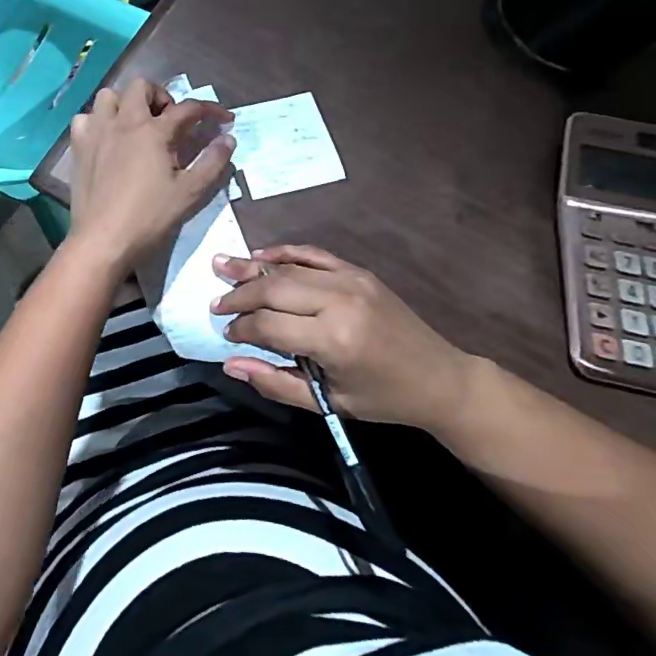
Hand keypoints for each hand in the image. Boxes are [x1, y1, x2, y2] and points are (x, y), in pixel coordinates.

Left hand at [63, 79, 233, 273]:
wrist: (103, 239)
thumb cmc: (149, 217)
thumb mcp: (189, 192)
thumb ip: (211, 162)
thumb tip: (227, 138)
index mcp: (153, 131)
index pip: (187, 108)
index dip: (210, 109)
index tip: (224, 118)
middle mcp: (123, 122)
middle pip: (141, 86)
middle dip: (160, 96)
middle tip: (170, 120)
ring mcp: (97, 132)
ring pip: (108, 96)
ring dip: (125, 103)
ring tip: (136, 125)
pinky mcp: (78, 147)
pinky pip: (84, 118)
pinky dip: (97, 121)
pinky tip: (106, 138)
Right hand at [212, 245, 485, 430]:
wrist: (440, 378)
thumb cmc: (383, 398)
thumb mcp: (329, 402)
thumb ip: (276, 382)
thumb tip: (230, 364)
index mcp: (334, 341)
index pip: (269, 325)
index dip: (242, 329)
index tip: (227, 335)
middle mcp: (340, 303)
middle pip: (273, 289)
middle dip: (239, 295)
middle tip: (216, 303)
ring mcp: (351, 281)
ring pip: (288, 268)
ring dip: (252, 267)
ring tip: (221, 265)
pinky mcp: (358, 271)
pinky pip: (313, 255)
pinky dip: (284, 252)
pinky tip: (259, 255)